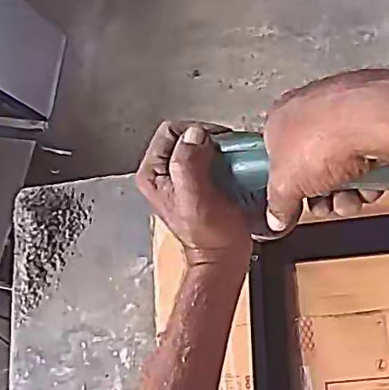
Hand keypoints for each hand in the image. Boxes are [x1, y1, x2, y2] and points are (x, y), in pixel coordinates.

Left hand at [137, 120, 251, 267]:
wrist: (223, 257)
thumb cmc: (208, 236)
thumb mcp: (194, 196)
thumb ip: (188, 162)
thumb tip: (195, 134)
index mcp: (153, 174)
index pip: (172, 132)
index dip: (197, 133)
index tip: (217, 145)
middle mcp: (165, 174)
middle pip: (188, 137)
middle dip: (211, 142)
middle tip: (228, 156)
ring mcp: (184, 179)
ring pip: (203, 148)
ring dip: (222, 152)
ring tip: (233, 165)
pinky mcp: (202, 185)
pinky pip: (215, 161)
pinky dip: (227, 162)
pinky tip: (235, 173)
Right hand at [262, 69, 388, 232]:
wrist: (373, 124)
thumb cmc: (323, 140)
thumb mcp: (285, 185)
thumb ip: (278, 205)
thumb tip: (276, 218)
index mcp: (280, 119)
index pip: (278, 158)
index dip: (288, 186)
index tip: (295, 206)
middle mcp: (312, 112)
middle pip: (313, 169)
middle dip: (322, 197)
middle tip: (327, 205)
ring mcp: (346, 117)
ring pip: (343, 169)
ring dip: (347, 194)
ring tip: (351, 199)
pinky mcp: (376, 126)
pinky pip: (369, 161)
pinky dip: (371, 179)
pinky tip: (371, 187)